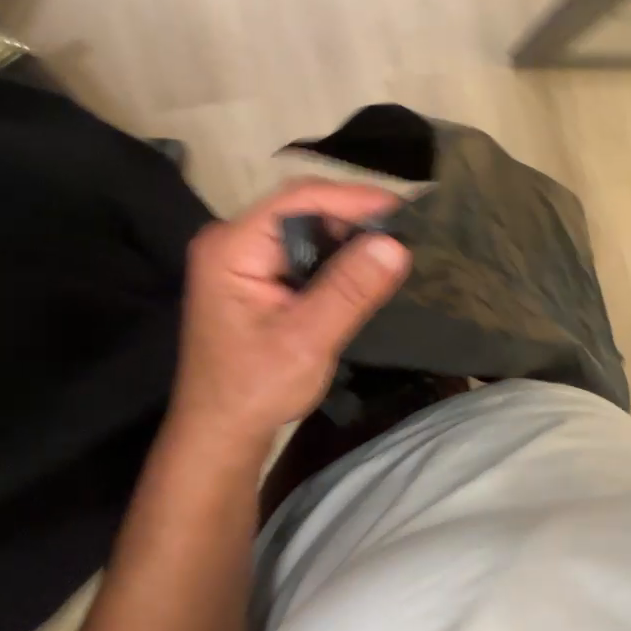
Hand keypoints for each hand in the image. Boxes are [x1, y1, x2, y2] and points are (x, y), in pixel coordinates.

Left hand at [167, 179, 410, 449]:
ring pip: (309, 229)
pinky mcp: (259, 277)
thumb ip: (350, 290)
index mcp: (233, 246)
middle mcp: (234, 241)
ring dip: (351, 237)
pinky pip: (306, 251)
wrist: (222, 433)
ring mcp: (245, 259)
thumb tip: (397, 245)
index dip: (354, 198)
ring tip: (397, 246)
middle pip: (304, 208)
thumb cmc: (255, 389)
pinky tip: (368, 268)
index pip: (299, 199)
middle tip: (409, 231)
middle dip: (356, 217)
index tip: (405, 209)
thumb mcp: (307, 339)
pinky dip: (339, 256)